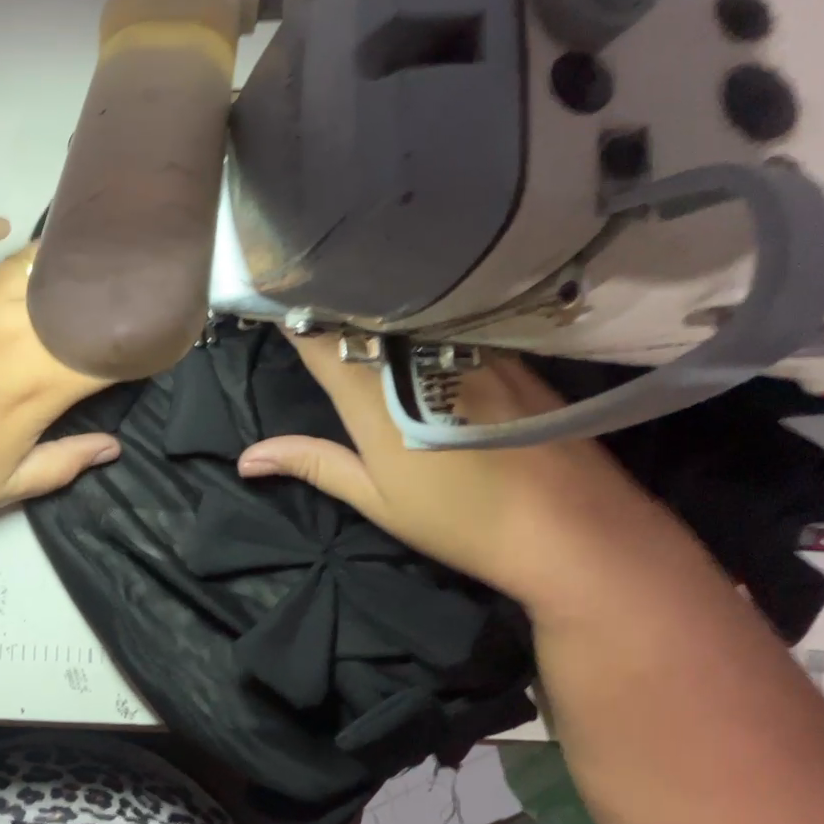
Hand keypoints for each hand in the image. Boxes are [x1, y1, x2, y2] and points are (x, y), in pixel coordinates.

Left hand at [0, 216, 120, 522]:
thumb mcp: (3, 485)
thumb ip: (65, 463)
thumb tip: (112, 446)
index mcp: (43, 379)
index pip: (116, 347)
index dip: (147, 343)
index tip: (157, 343)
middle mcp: (17, 324)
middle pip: (85, 288)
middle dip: (117, 289)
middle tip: (125, 295)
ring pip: (34, 258)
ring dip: (62, 260)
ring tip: (76, 264)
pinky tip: (0, 229)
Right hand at [236, 331, 706, 609]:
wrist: (576, 531)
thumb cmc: (462, 522)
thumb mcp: (377, 499)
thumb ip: (312, 463)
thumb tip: (246, 458)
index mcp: (374, 398)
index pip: (320, 339)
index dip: (292, 317)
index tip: (269, 299)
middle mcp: (416, 361)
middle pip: (361, 316)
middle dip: (328, 301)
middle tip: (301, 291)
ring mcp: (464, 352)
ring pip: (406, 311)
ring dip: (373, 304)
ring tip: (350, 294)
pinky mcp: (504, 353)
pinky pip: (447, 321)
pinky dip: (419, 316)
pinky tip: (414, 318)